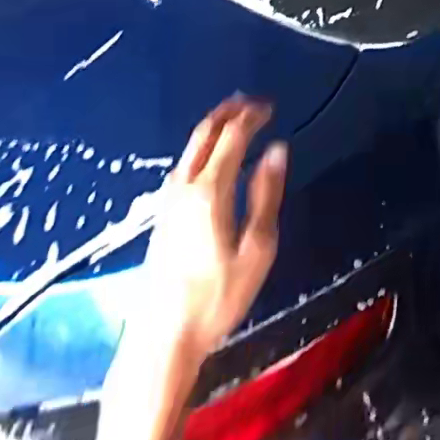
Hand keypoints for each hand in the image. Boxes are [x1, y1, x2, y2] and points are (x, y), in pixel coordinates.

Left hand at [96, 96, 287, 439]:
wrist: (162, 338)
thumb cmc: (217, 298)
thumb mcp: (257, 249)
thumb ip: (266, 195)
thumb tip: (277, 151)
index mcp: (210, 192)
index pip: (233, 138)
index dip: (252, 117)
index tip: (270, 106)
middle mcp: (184, 188)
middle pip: (204, 135)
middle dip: (228, 112)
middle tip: (250, 100)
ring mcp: (168, 202)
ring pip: (190, 148)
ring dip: (212, 127)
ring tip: (233, 117)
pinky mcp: (161, 216)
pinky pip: (183, 164)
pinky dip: (201, 146)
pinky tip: (209, 155)